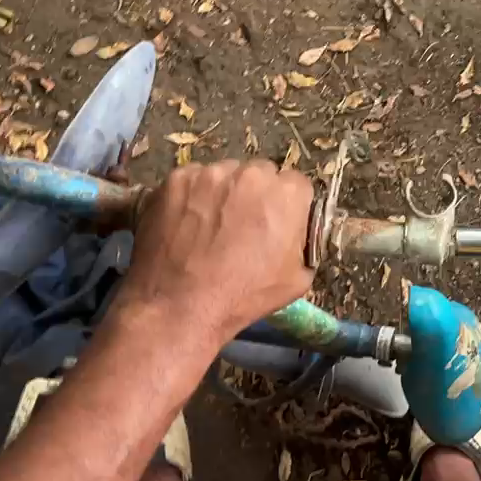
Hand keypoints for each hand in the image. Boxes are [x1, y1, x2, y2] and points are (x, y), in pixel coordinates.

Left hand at [119, 160, 314, 344]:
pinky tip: (184, 224)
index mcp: (288, 193)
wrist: (179, 307)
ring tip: (208, 226)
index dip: (286, 206)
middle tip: (240, 225)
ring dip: (222, 193)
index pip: (296, 186)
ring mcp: (211, 173)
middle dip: (254, 194)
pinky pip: (191, 181)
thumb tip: (296, 232)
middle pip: (260, 174)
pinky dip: (190, 197)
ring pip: (224, 175)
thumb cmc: (243, 296)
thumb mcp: (299, 279)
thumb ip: (304, 242)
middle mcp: (252, 173)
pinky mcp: (176, 179)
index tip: (274, 224)